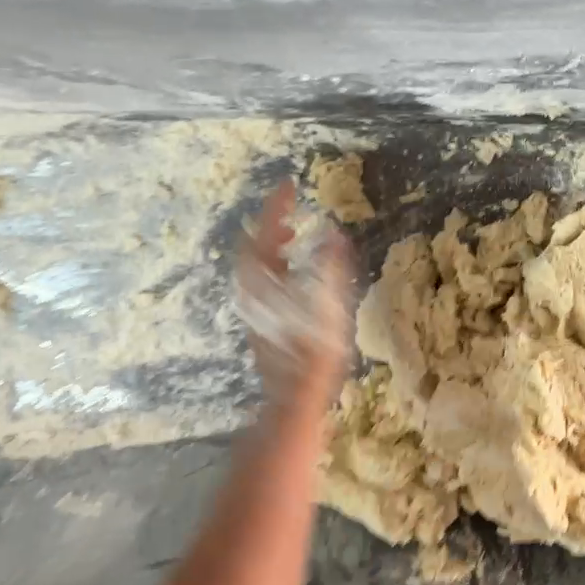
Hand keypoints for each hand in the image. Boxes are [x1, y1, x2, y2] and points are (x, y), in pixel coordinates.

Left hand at [233, 181, 354, 409]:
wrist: (293, 400)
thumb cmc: (313, 355)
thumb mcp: (327, 308)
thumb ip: (330, 268)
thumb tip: (333, 234)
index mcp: (263, 281)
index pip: (264, 232)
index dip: (276, 206)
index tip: (289, 184)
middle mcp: (251, 291)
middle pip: (254, 246)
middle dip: (271, 224)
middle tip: (292, 209)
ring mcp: (254, 308)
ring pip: (257, 265)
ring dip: (273, 245)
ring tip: (293, 235)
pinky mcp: (261, 322)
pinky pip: (263, 281)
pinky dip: (276, 265)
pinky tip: (294, 273)